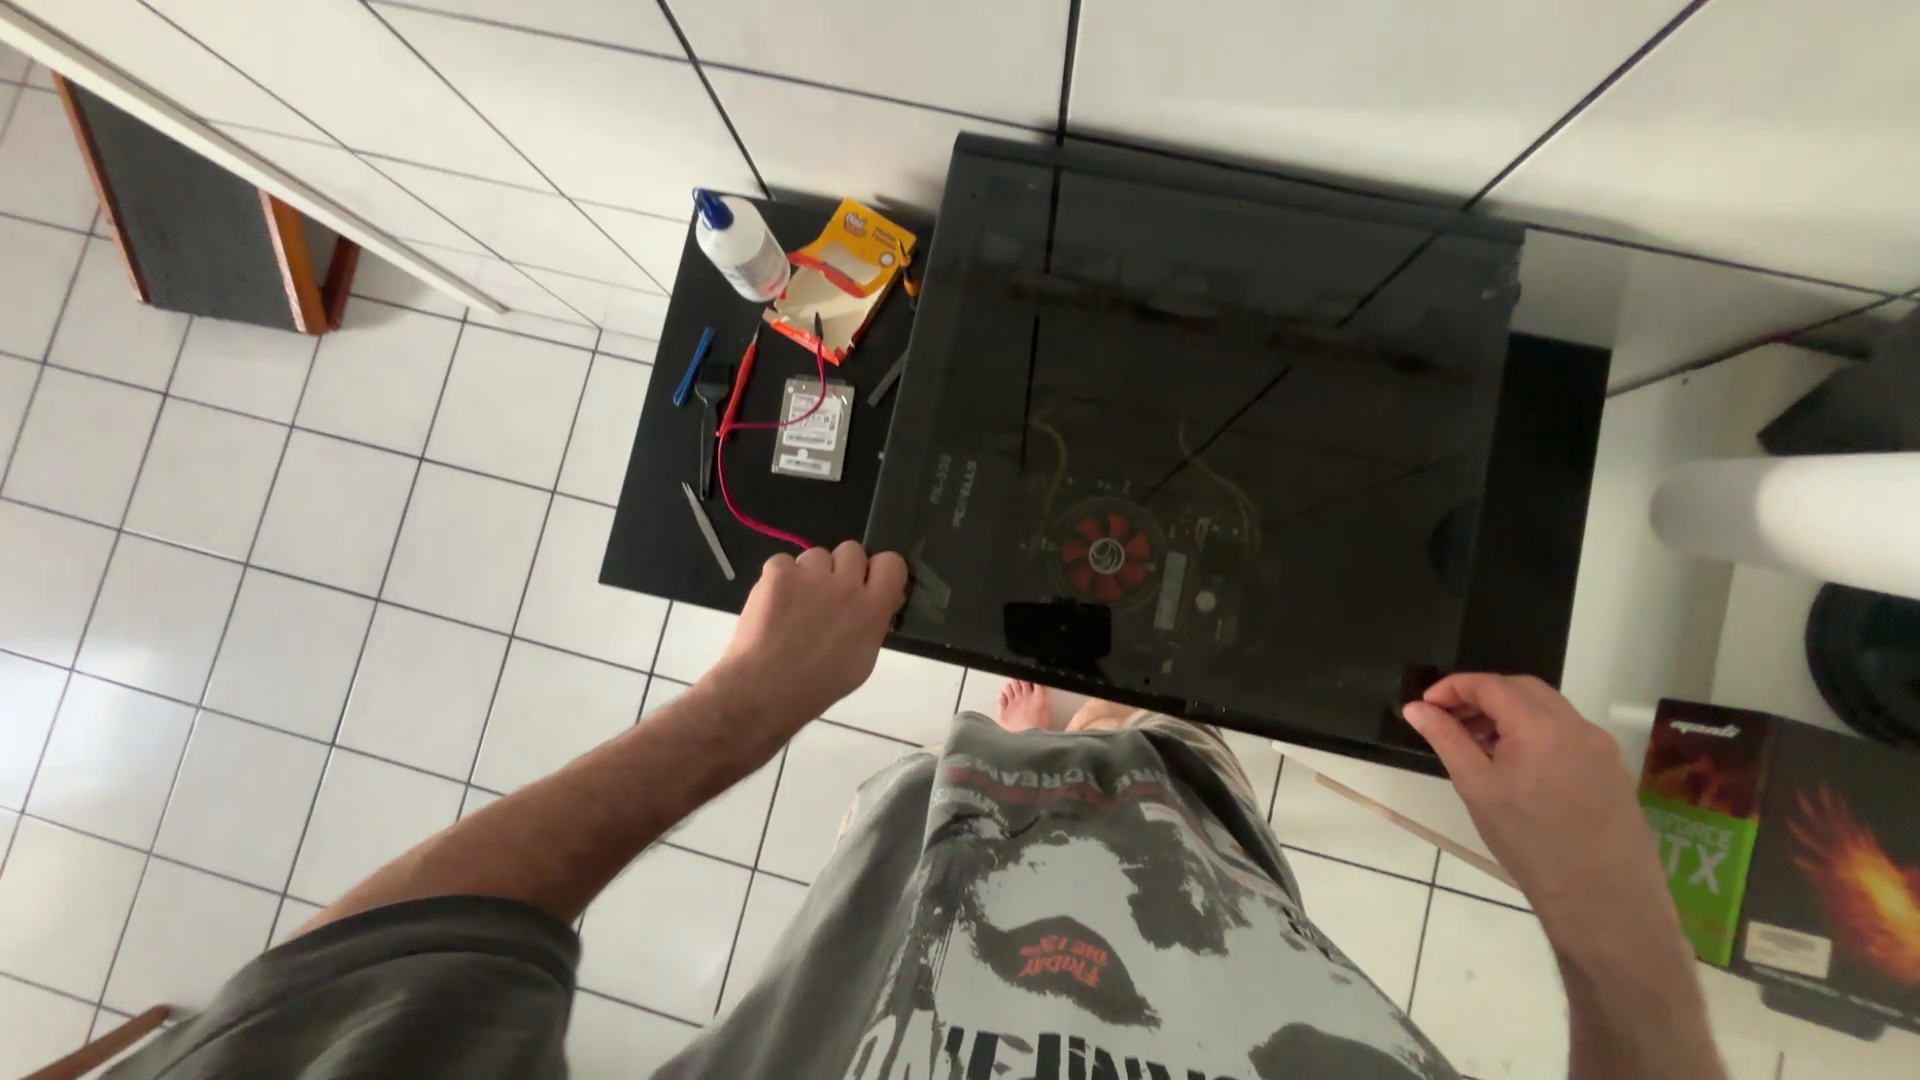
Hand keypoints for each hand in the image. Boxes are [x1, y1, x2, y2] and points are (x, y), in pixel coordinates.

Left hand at [707, 541, 908, 736]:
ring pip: (816, 554)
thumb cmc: (818, 685)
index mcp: (872, 608)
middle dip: (842, 568)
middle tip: (827, 595)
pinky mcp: (778, 572)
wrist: (765, 689)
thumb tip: (880, 601)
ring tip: (795, 603)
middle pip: (852, 550)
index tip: (868, 584)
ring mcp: (811, 576)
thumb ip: (874, 622)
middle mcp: (846, 584)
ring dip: (810, 573)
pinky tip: (774, 603)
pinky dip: (779, 579)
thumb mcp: (863, 660)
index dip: (879, 570)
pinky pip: (783, 562)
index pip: (891, 562)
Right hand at [1403, 674, 1676, 946]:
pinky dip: (1535, 732)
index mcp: (1541, 726)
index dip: (1452, 687)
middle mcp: (1578, 727)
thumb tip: (1416, 708)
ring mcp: (1601, 748)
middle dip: (1481, 695)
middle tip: (1449, 719)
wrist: (1603, 899)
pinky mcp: (1613, 771)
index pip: (1490, 685)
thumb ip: (1445, 738)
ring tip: (1479, 745)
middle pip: (1522, 688)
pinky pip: (1568, 733)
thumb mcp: (1475, 786)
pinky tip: (1517, 766)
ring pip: (1548, 709)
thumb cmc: (1527, 840)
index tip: (1426, 706)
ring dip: (1508, 713)